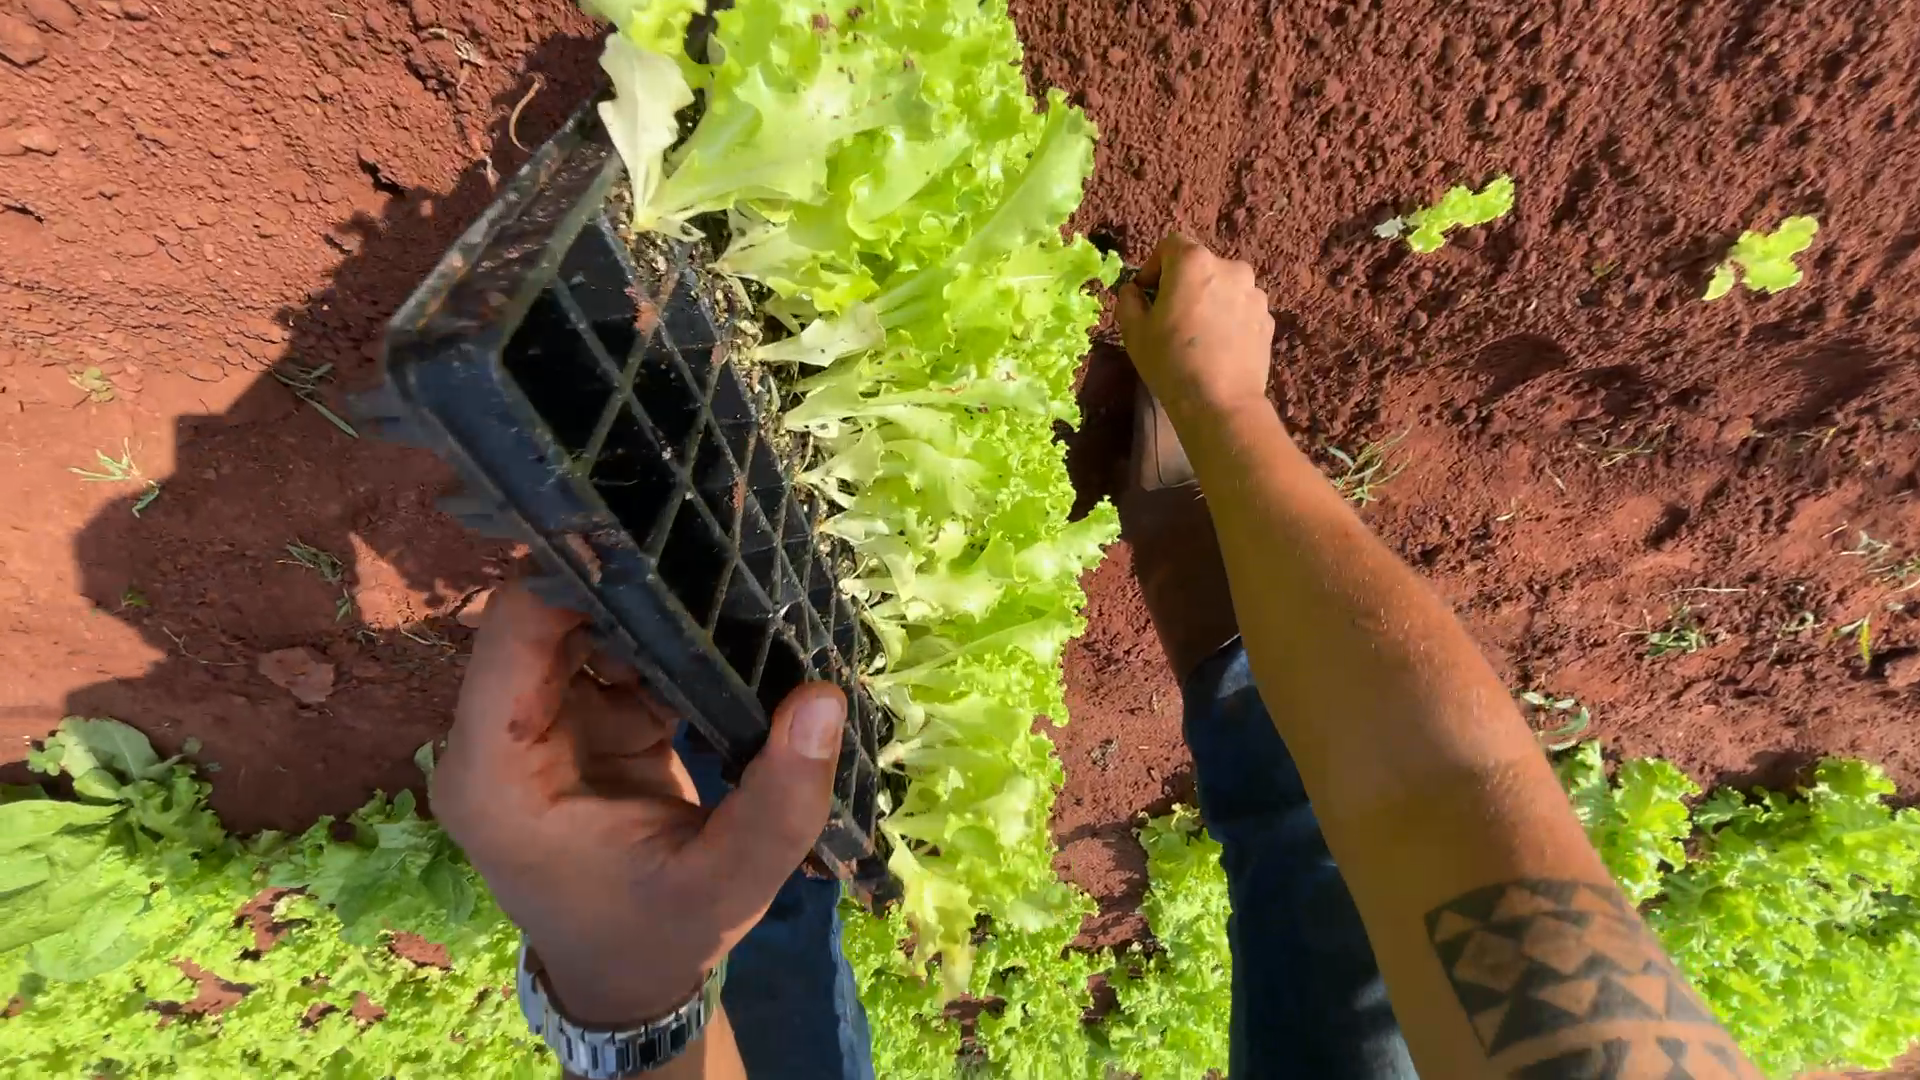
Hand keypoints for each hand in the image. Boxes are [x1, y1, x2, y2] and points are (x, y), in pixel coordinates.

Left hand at [432, 581, 846, 1024]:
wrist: (634, 975)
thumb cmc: (663, 934)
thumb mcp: (730, 883)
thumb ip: (780, 801)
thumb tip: (824, 694)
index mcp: (499, 774)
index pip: (513, 634)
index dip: (576, 577)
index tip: (660, 546)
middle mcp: (505, 737)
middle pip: (547, 618)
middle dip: (623, 582)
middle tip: (704, 548)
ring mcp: (547, 725)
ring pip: (585, 626)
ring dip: (650, 605)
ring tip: (721, 575)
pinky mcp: (588, 722)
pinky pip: (620, 653)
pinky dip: (669, 637)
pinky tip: (721, 623)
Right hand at [1115, 233, 1274, 421]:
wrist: (1220, 401)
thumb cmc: (1170, 362)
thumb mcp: (1134, 332)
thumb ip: (1128, 301)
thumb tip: (1134, 291)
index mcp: (1194, 263)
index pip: (1170, 245)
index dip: (1153, 267)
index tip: (1146, 295)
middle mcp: (1230, 267)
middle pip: (1199, 266)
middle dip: (1182, 285)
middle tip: (1170, 319)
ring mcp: (1254, 292)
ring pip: (1222, 287)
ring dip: (1208, 301)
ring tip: (1197, 336)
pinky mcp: (1266, 317)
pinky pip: (1240, 309)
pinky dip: (1227, 319)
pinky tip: (1217, 348)